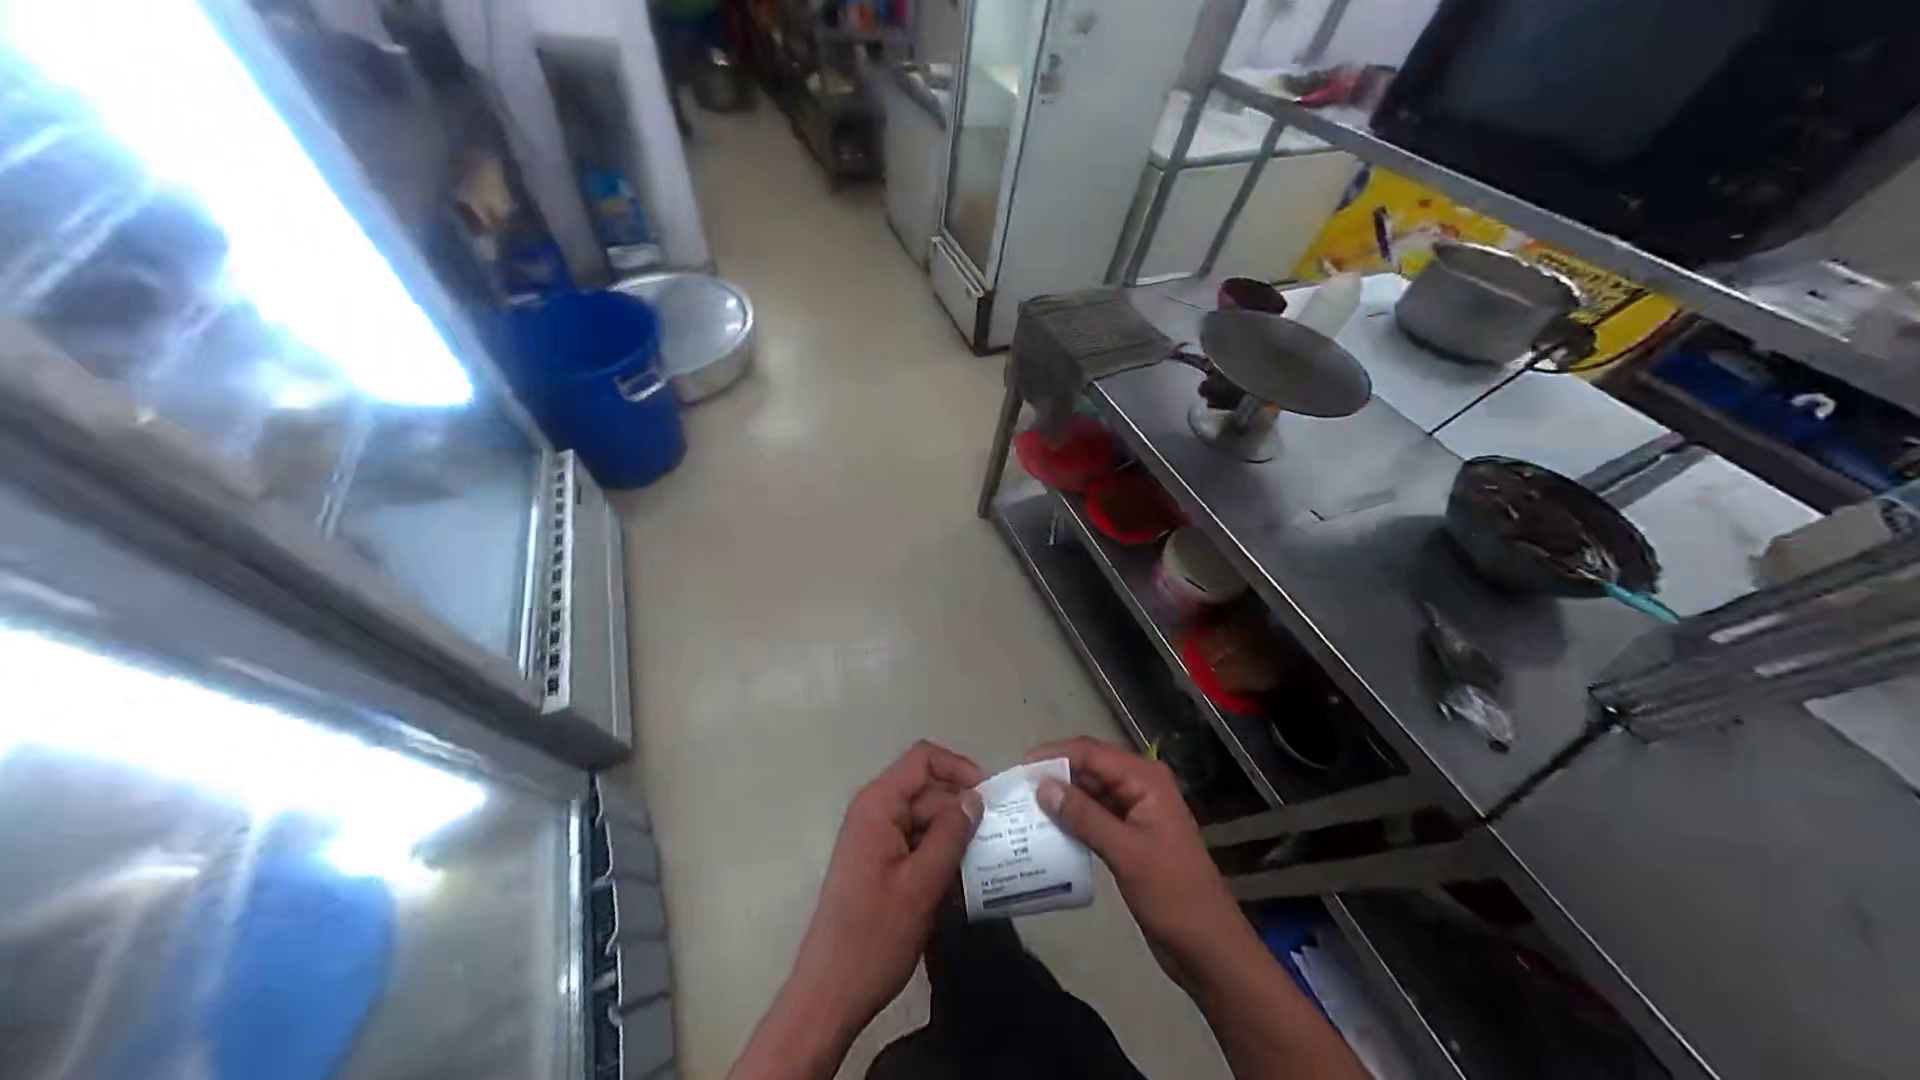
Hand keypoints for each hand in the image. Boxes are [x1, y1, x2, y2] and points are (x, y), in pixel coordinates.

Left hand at [795, 740, 984, 1018]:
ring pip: (926, 819)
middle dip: (962, 809)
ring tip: (988, 861)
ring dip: (955, 836)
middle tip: (1000, 838)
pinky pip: (917, 843)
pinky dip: (941, 855)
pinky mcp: (880, 864)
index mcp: (877, 806)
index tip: (990, 797)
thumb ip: (950, 835)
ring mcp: (876, 839)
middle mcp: (874, 813)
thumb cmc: (873, 937)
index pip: (923, 759)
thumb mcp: (921, 885)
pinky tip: (964, 881)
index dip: (959, 768)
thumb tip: (975, 798)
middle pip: (928, 790)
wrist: (830, 994)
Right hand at [1027, 736, 1248, 984]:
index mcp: (1145, 779)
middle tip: (1017, 788)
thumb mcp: (1126, 852)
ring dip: (1061, 797)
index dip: (1055, 755)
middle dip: (1055, 774)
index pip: (1092, 752)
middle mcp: (1140, 786)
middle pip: (1090, 767)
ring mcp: (1135, 811)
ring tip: (1024, 806)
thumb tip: (1043, 786)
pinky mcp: (1129, 836)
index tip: (1020, 769)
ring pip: (1090, 791)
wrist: (1208, 947)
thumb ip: (1084, 816)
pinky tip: (1047, 829)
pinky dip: (1072, 818)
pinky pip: (1094, 815)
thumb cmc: (1173, 894)